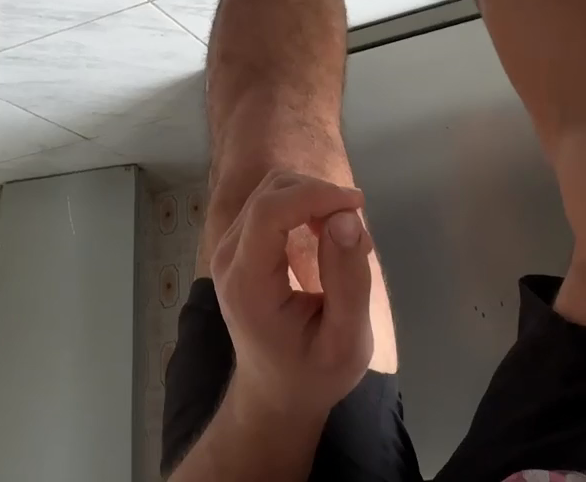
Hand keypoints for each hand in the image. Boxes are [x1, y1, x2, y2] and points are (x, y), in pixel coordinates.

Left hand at [209, 171, 375, 422]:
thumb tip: (346, 217)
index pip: (269, 211)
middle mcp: (227, 257)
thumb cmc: (313, 374)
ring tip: (344, 233)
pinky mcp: (238, 243)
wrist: (275, 394)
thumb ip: (348, 280)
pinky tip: (326, 232)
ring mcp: (228, 248)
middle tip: (356, 225)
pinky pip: (270, 202)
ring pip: (270, 190)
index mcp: (247, 284)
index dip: (315, 195)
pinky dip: (303, 204)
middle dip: (319, 194)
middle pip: (270, 192)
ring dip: (312, 197)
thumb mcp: (347, 342)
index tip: (358, 205)